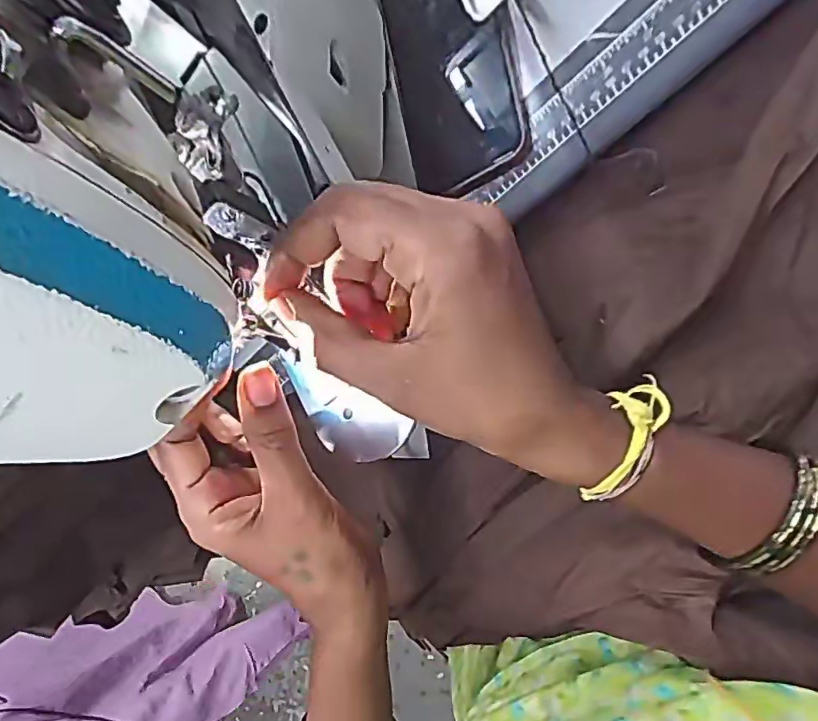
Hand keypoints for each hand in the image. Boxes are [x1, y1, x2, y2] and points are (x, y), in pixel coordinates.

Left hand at [149, 363, 386, 635]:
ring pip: (221, 434)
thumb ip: (271, 435)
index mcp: (201, 508)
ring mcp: (236, 487)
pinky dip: (257, 420)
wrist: (352, 588)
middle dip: (207, 400)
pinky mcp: (261, 480)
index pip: (173, 442)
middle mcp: (210, 496)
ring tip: (256, 385)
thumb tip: (256, 380)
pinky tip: (268, 406)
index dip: (184, 403)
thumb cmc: (317, 563)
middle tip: (229, 365)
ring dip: (235, 408)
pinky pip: (249, 440)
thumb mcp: (292, 495)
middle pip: (190, 435)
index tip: (206, 367)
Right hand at [258, 182, 626, 486]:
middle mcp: (464, 219)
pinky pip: (408, 242)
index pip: (342, 210)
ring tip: (378, 332)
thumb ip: (321, 335)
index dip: (296, 248)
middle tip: (329, 317)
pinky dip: (388, 280)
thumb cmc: (486, 401)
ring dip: (361, 278)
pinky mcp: (475, 242)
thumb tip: (285, 304)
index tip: (277, 285)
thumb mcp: (387, 377)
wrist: (540, 413)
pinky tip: (398, 323)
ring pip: (380, 227)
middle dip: (331, 268)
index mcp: (446, 244)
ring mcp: (474, 227)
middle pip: (359, 212)